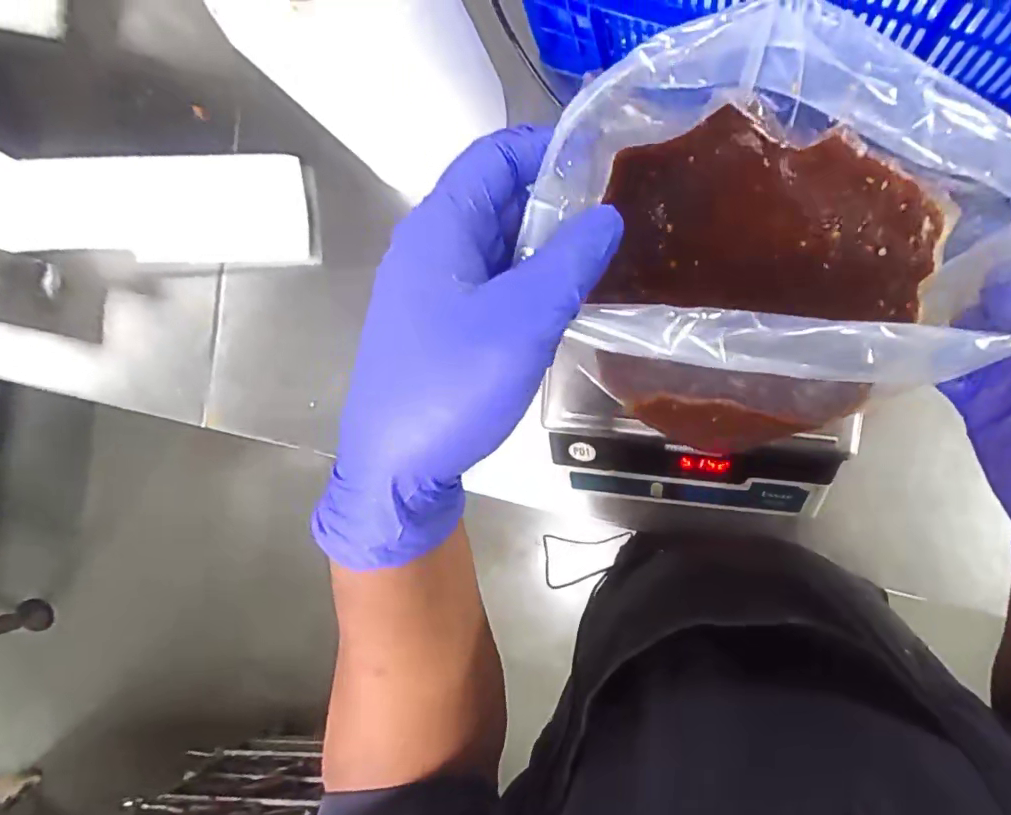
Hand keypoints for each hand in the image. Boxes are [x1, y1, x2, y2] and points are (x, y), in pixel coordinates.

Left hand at [312, 125, 623, 570]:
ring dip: (544, 248)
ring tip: (600, 258)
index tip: (603, 162)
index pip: (494, 158)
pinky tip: (562, 305)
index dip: (547, 149)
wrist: (396, 468)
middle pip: (495, 201)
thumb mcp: (523, 321)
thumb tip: (607, 217)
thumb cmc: (453, 387)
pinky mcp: (441, 331)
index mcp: (441, 227)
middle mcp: (431, 249)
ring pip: (496, 249)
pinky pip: (491, 289)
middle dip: (553, 200)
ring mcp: (433, 293)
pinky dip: (528, 285)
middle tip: (614, 215)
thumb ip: (568, 264)